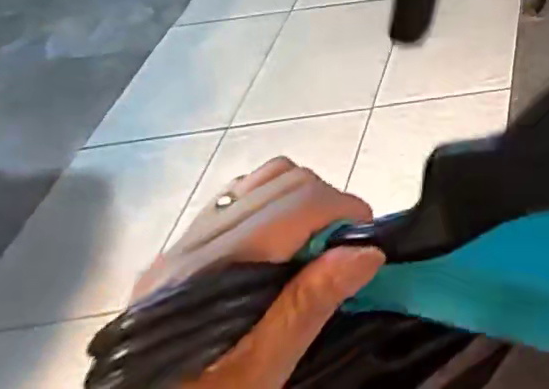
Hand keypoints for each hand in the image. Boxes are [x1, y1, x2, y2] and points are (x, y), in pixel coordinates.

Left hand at [131, 157, 383, 388]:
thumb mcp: (258, 374)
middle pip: (284, 181)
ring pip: (264, 178)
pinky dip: (275, 202)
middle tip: (345, 247)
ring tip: (314, 243)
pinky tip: (282, 243)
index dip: (344, 209)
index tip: (368, 240)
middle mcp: (188, 246)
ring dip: (303, 197)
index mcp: (206, 271)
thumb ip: (307, 308)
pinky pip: (240, 196)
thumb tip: (368, 251)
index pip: (296, 204)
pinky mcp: (180, 252)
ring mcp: (180, 245)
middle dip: (329, 203)